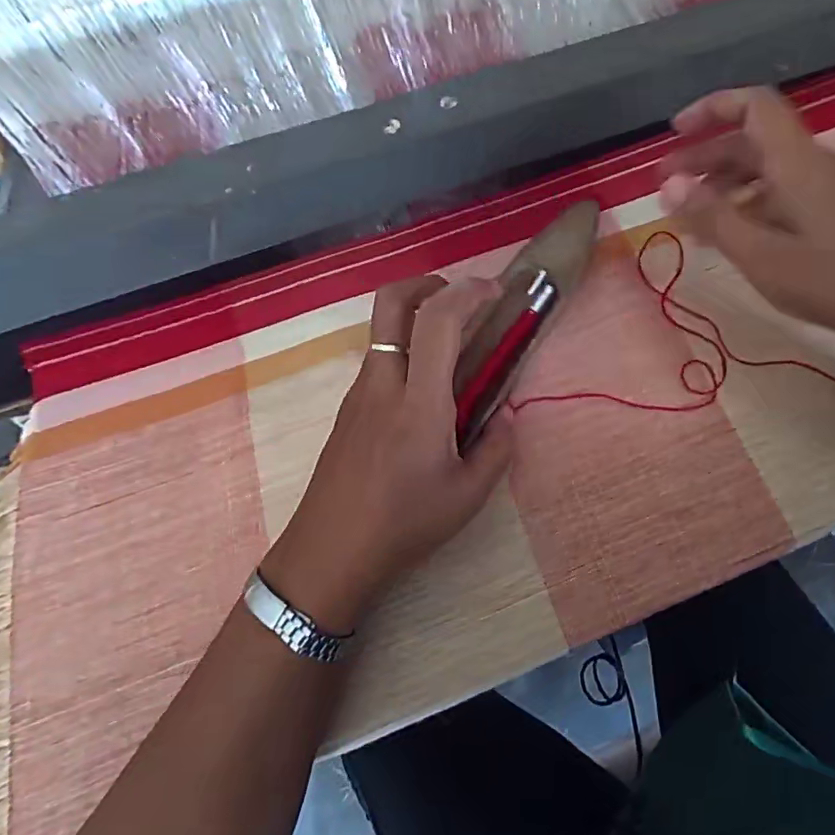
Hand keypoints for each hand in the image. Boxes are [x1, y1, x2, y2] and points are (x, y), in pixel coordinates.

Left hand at [259, 275, 514, 632]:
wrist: (330, 552)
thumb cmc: (403, 526)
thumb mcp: (467, 496)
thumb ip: (496, 448)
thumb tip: (504, 414)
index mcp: (419, 402)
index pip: (438, 320)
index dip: (470, 292)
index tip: (496, 292)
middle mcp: (383, 384)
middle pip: (391, 302)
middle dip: (428, 282)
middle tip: (460, 296)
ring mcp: (358, 393)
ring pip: (382, 330)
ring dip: (416, 318)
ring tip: (452, 348)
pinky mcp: (347, 409)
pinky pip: (378, 361)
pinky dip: (405, 351)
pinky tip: (425, 391)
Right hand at [659, 86, 834, 383]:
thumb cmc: (825, 279)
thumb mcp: (757, 253)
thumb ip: (711, 216)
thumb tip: (668, 186)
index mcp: (795, 161)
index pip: (753, 106)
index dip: (711, 109)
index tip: (674, 133)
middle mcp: (811, 163)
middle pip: (752, 141)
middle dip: (704, 157)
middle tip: (666, 187)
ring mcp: (825, 187)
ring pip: (765, 169)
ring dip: (722, 184)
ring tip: (691, 217)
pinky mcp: (831, 210)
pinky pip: (780, 191)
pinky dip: (746, 203)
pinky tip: (729, 234)